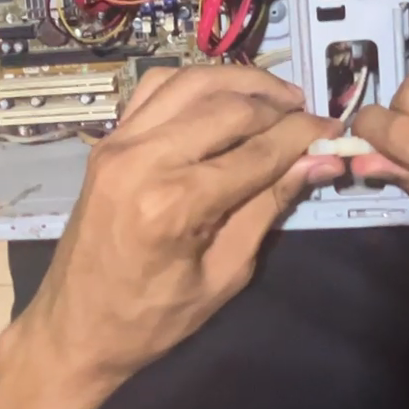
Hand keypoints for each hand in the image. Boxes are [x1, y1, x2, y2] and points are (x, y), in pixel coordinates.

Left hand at [6, 66, 343, 386]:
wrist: (74, 326)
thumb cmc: (152, 318)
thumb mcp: (225, 274)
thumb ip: (270, 206)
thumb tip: (321, 160)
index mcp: (173, 204)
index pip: (256, 152)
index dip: (302, 136)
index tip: (334, 128)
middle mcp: (142, 158)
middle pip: (228, 107)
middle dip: (278, 106)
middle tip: (309, 115)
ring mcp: (118, 141)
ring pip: (192, 82)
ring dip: (240, 82)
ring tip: (276, 96)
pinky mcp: (108, 139)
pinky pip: (156, 87)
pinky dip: (195, 81)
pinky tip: (222, 95)